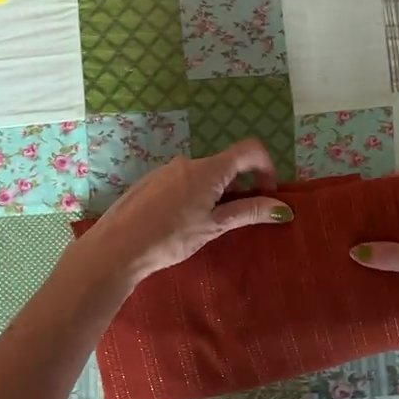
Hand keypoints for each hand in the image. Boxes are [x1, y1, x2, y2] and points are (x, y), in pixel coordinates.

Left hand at [72, 139, 291, 285]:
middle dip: (241, 188)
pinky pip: (182, 183)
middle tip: (238, 219)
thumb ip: (248, 212)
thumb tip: (283, 208)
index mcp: (209, 169)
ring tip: (206, 227)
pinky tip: (180, 226)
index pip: (250, 150)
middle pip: (226, 166)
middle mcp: (188, 162)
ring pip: (203, 176)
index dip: (268, 168)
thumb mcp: (214, 226)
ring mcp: (166, 171)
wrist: (115, 248)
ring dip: (216, 195)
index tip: (269, 195)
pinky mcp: (149, 184)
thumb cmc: (170, 238)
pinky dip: (194, 197)